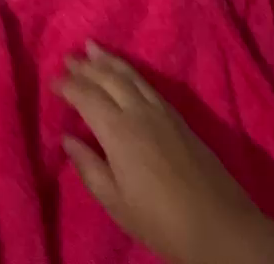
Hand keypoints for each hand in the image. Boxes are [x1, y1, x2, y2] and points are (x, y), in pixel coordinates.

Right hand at [54, 42, 273, 263]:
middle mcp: (138, 112)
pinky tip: (126, 73)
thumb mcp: (116, 202)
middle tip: (68, 57)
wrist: (220, 226)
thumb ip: (89, 168)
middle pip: (108, 78)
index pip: (86, 97)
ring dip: (109, 60)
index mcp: (118, 131)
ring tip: (92, 47)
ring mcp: (162, 112)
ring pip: (130, 76)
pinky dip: (131, 72)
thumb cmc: (161, 220)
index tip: (52, 82)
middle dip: (86, 66)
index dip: (67, 86)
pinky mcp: (179, 118)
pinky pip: (148, 84)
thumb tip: (68, 139)